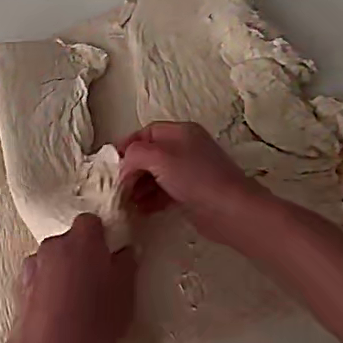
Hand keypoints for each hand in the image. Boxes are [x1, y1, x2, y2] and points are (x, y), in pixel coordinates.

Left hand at [11, 214, 134, 342]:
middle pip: (70, 240)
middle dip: (82, 255)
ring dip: (63, 272)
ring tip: (76, 303)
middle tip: (97, 282)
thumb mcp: (125, 294)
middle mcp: (55, 243)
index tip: (109, 254)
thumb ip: (127, 265)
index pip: (91, 222)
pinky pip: (39, 277)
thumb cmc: (94, 318)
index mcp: (83, 239)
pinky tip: (57, 311)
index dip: (101, 236)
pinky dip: (47, 287)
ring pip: (53, 259)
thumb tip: (126, 250)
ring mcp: (34, 262)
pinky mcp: (20, 283)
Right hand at [117, 121, 273, 240]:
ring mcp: (190, 171)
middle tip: (118, 185)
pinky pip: (164, 191)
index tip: (111, 163)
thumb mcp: (158, 157)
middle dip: (131, 169)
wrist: (231, 211)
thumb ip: (134, 154)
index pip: (145, 133)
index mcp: (180, 131)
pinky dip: (151, 198)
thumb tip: (123, 166)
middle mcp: (185, 148)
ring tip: (126, 201)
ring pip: (155, 174)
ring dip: (139, 186)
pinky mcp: (192, 193)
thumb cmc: (194, 177)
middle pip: (149, 154)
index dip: (127, 145)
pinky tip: (141, 210)